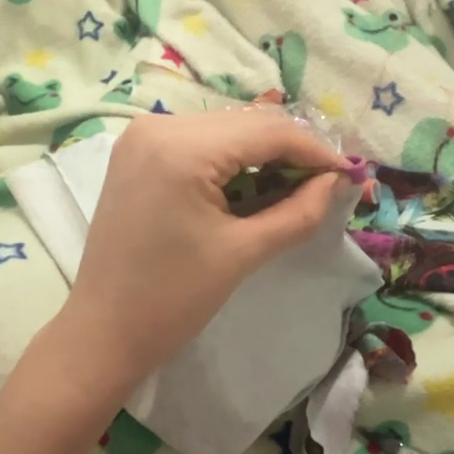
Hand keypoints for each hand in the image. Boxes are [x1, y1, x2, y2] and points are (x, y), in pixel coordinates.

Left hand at [54, 108, 352, 389]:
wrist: (103, 330)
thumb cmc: (173, 298)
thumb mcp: (244, 252)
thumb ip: (299, 211)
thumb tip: (341, 182)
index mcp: (183, 147)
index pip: (268, 131)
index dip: (316, 151)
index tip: (351, 176)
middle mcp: (158, 125)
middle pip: (246, 123)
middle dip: (291, 150)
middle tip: (328, 185)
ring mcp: (142, 135)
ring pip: (224, 128)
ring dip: (262, 152)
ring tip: (296, 187)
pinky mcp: (135, 151)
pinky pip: (197, 139)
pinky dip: (230, 157)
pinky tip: (252, 185)